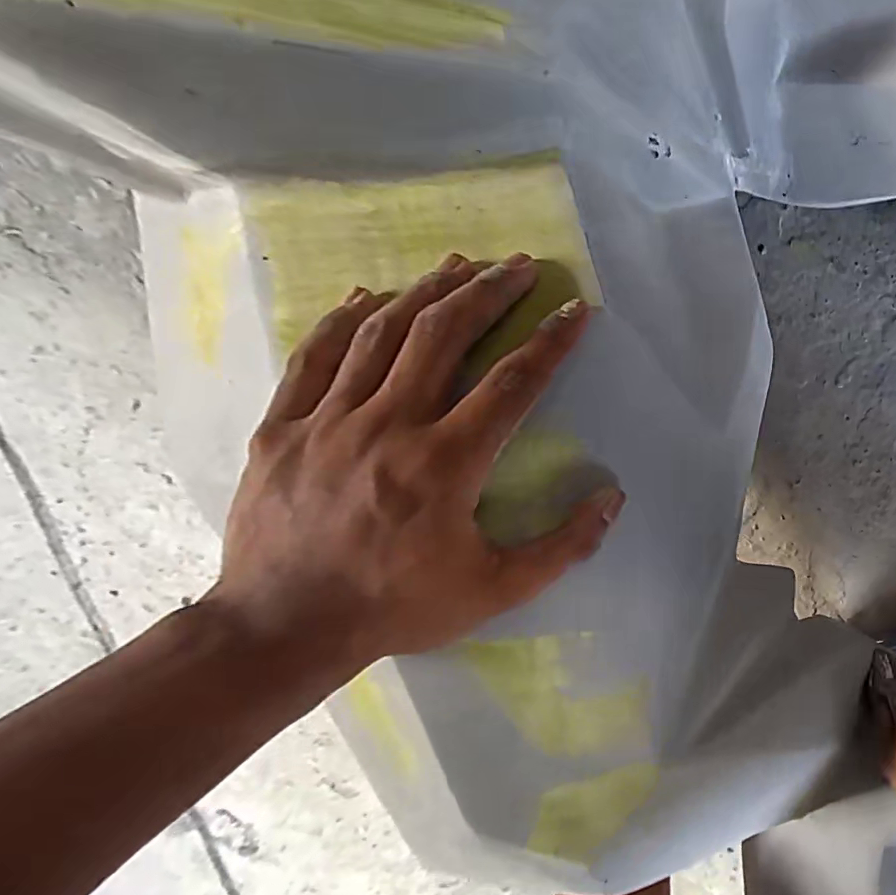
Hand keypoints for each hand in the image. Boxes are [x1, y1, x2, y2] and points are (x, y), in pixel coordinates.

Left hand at [203, 252, 624, 675]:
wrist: (284, 628)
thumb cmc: (398, 609)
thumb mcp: (497, 590)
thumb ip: (563, 546)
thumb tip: (612, 498)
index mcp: (446, 463)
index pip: (511, 383)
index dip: (550, 341)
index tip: (575, 310)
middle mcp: (389, 425)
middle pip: (444, 335)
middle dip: (489, 292)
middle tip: (519, 265)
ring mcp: (329, 420)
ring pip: (383, 333)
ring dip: (427, 291)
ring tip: (460, 266)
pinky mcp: (283, 427)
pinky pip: (315, 355)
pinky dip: (346, 319)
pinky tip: (371, 296)